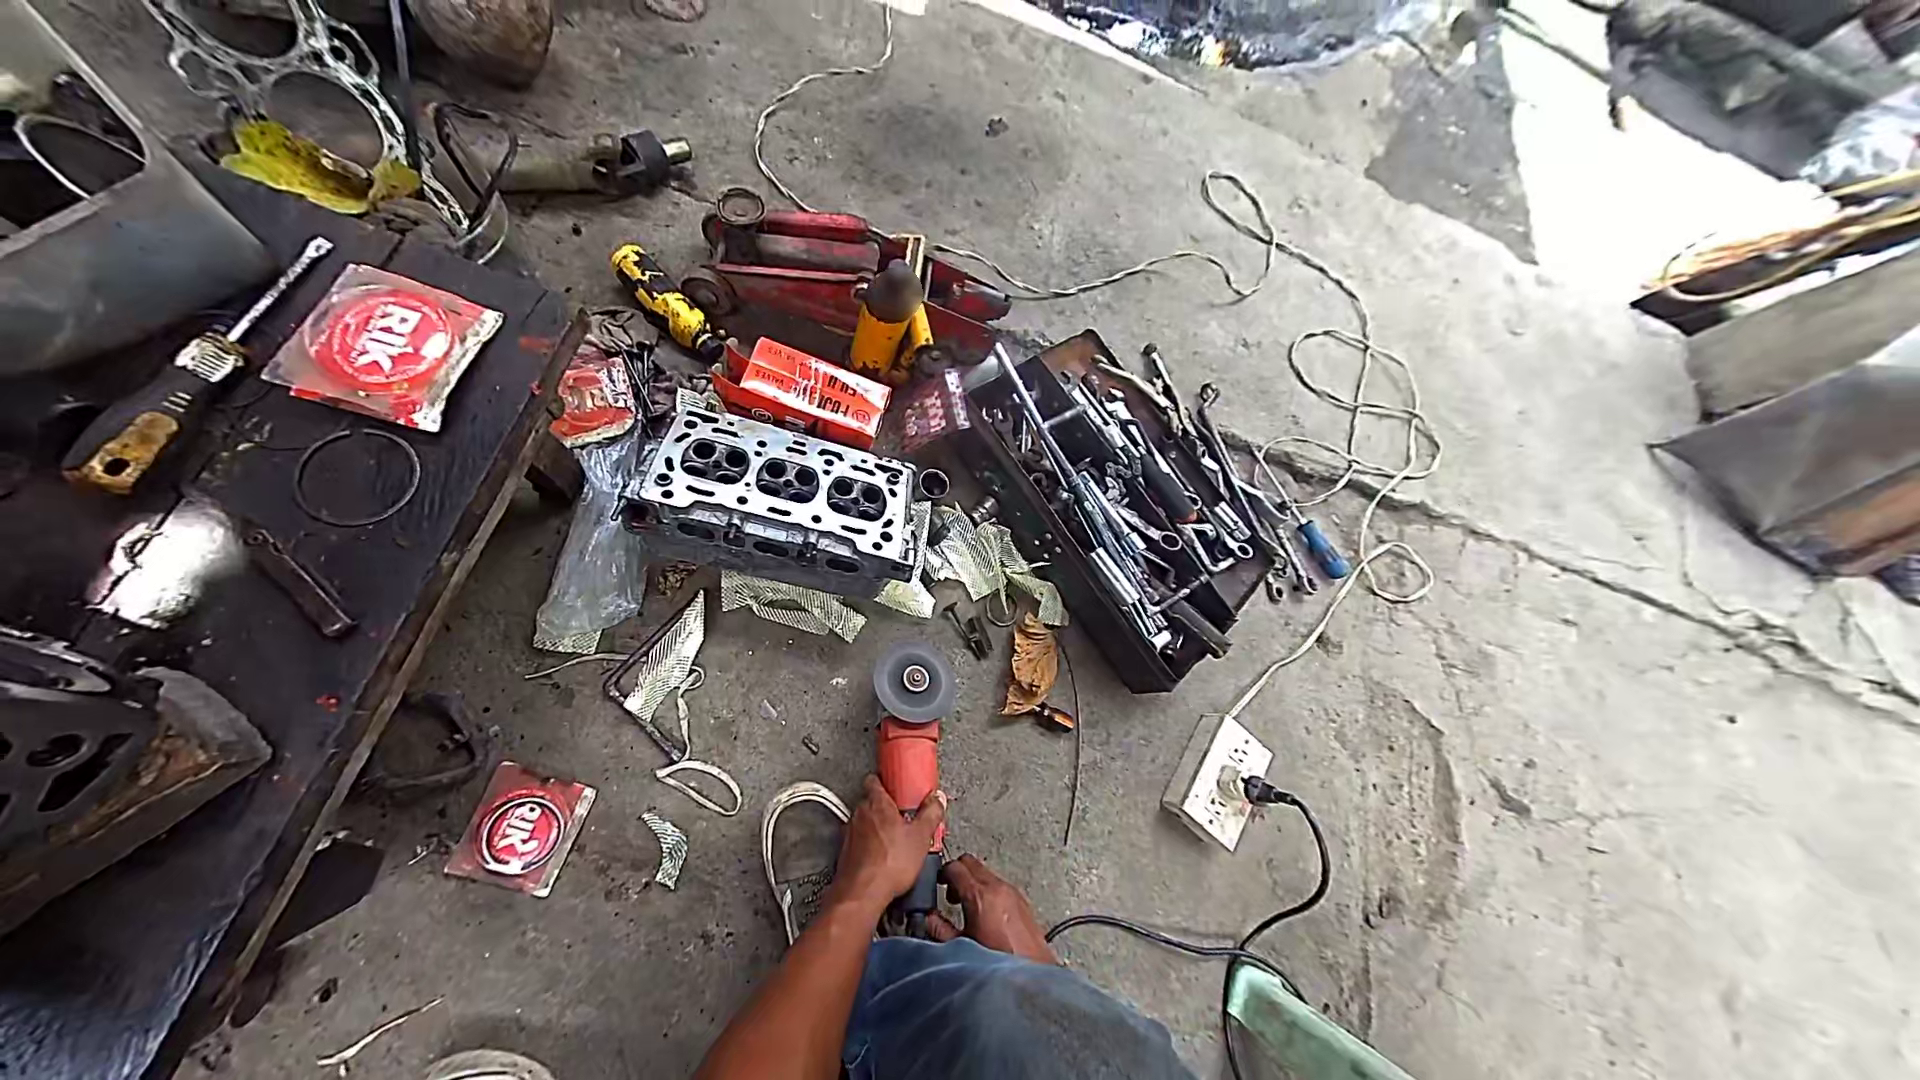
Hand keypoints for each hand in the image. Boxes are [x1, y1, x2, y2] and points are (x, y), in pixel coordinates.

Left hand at [829, 775, 945, 914]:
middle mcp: (860, 814)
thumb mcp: (921, 836)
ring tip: (895, 842)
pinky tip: (883, 859)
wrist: (862, 895)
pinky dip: (869, 846)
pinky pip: (859, 842)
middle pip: (871, 801)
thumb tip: (937, 799)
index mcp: (877, 803)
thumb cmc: (887, 865)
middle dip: (885, 808)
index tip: (896, 786)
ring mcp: (850, 834)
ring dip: (876, 828)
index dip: (885, 782)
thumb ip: (931, 813)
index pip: (875, 780)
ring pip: (864, 822)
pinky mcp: (845, 853)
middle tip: (902, 818)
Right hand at [927, 854, 1058, 964]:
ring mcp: (1012, 892)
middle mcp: (997, 887)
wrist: (1032, 973)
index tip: (938, 883)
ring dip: (973, 881)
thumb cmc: (999, 964)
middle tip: (950, 892)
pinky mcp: (1022, 900)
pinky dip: (988, 890)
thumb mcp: (961, 948)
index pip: (955, 867)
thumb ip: (940, 929)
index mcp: (979, 895)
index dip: (943, 873)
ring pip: (985, 872)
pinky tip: (985, 913)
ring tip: (967, 906)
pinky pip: (999, 884)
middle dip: (957, 873)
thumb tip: (930, 918)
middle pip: (970, 862)